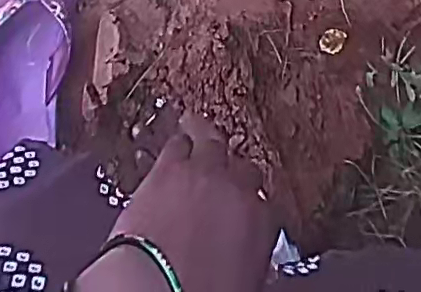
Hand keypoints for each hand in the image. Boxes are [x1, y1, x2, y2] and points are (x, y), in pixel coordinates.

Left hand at [81, 113, 276, 291]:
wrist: (154, 291)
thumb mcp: (240, 282)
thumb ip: (250, 255)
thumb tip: (244, 257)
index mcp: (261, 221)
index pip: (267, 204)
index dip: (252, 210)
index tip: (242, 217)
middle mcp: (237, 187)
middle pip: (243, 167)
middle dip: (233, 179)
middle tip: (219, 194)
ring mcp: (204, 170)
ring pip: (213, 144)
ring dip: (208, 157)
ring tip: (198, 170)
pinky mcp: (171, 164)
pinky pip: (179, 143)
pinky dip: (178, 149)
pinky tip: (174, 158)